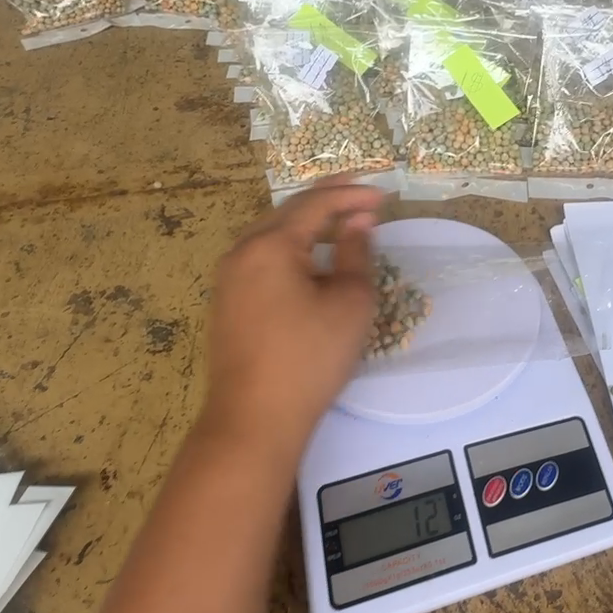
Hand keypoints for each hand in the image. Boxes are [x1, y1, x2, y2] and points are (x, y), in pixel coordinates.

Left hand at [198, 178, 385, 451]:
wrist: (254, 419)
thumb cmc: (309, 357)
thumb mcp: (349, 301)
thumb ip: (356, 252)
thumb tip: (357, 221)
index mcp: (271, 245)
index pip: (315, 204)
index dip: (351, 194)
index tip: (384, 195)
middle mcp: (242, 251)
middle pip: (289, 211)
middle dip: (327, 199)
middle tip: (362, 193)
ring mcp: (229, 277)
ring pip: (272, 232)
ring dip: (308, 222)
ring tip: (341, 218)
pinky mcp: (228, 301)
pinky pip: (263, 255)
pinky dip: (292, 244)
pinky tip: (311, 255)